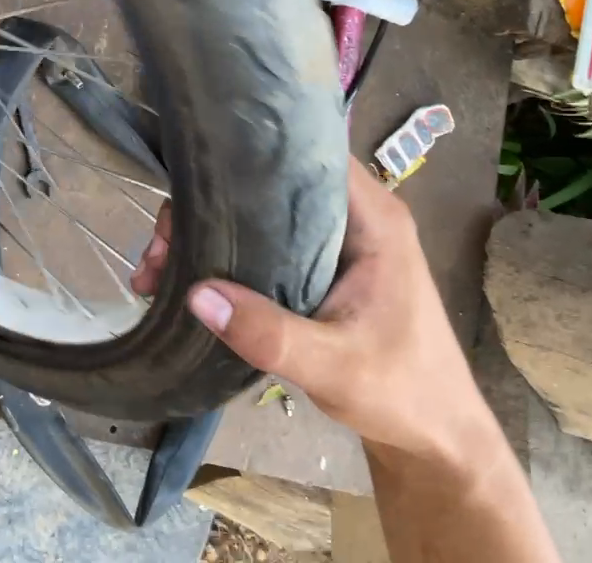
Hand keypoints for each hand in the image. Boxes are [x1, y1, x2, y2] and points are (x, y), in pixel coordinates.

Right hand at [136, 162, 495, 466]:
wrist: (434, 441)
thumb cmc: (403, 393)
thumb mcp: (335, 367)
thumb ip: (270, 333)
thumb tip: (196, 293)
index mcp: (371, 219)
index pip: (306, 152)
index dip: (248, 151)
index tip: (193, 172)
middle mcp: (349, 217)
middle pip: (261, 183)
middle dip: (202, 208)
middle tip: (160, 246)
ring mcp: (330, 242)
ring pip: (249, 214)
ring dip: (198, 236)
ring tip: (157, 271)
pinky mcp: (312, 267)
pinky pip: (252, 242)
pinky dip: (213, 256)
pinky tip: (178, 284)